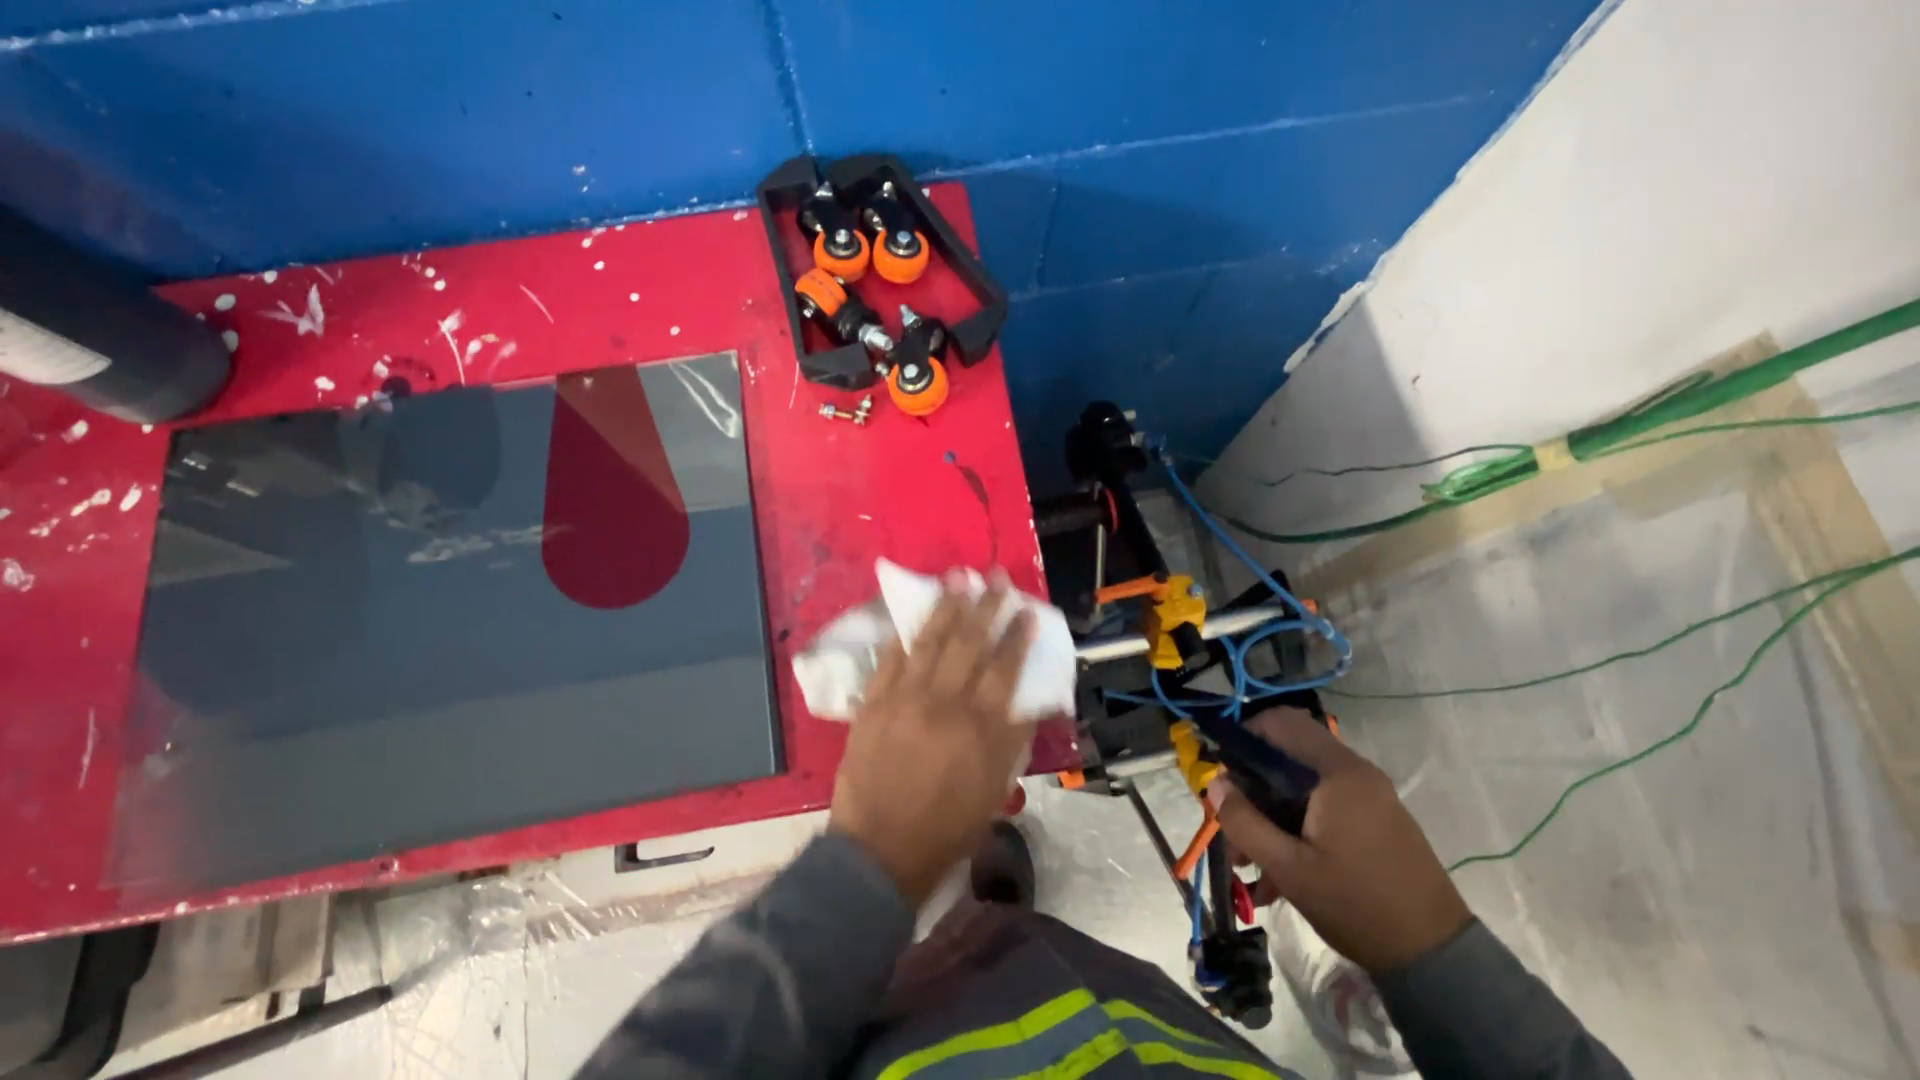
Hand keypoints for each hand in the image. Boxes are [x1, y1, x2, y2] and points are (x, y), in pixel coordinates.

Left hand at [830, 571, 1035, 905]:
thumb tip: (1024, 699)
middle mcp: (945, 704)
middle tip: (995, 578)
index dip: (1017, 638)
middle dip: (985, 607)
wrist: (880, 851)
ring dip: (946, 608)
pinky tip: (913, 616)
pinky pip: (890, 660)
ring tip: (958, 579)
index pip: (1005, 670)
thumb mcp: (994, 789)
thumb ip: (1009, 740)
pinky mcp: (873, 704)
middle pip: (970, 644)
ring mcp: (905, 700)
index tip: (1026, 611)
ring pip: (930, 643)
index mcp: (980, 729)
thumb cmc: (946, 830)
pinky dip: (903, 635)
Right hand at [1210, 708, 1469, 974]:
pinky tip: (1279, 876)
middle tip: (1232, 831)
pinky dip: (1296, 829)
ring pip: (1303, 788)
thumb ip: (1244, 821)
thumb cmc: (1356, 904)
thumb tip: (1214, 782)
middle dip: (1252, 791)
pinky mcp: (1376, 821)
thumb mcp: (1288, 867)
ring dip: (1270, 817)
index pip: (1281, 723)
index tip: (1221, 774)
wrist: (1433, 953)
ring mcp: (1370, 797)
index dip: (1244, 738)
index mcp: (1337, 773)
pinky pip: (1323, 808)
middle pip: (1288, 758)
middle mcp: (1356, 774)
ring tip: (1250, 865)